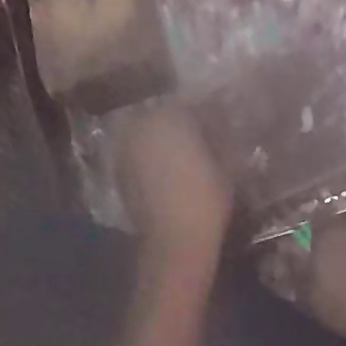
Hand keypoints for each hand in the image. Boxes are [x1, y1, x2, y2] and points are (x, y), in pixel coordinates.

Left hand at [113, 104, 233, 258]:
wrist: (175, 240)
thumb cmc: (207, 200)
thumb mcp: (226, 166)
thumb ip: (222, 139)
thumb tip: (222, 128)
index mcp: (170, 116)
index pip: (193, 105)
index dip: (210, 115)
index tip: (224, 125)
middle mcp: (141, 124)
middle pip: (166, 117)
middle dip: (185, 127)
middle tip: (205, 141)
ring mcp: (125, 147)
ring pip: (151, 136)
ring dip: (167, 143)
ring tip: (187, 159)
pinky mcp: (119, 171)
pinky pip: (141, 157)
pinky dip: (154, 161)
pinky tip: (170, 175)